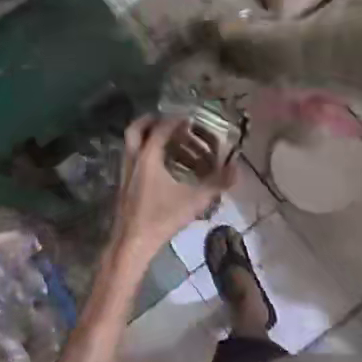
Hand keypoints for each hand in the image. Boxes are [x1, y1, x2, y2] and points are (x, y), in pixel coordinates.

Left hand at [110, 116, 236, 258]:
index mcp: (148, 157)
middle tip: (172, 123)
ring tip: (174, 146)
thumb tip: (237, 169)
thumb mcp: (194, 201)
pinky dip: (148, 155)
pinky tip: (165, 169)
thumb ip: (216, 183)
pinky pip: (135, 160)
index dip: (176, 120)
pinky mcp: (124, 185)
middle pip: (137, 129)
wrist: (132, 243)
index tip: (191, 118)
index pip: (161, 128)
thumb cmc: (161, 218)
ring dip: (151, 139)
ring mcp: (125, 172)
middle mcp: (133, 159)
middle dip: (153, 121)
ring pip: (135, 145)